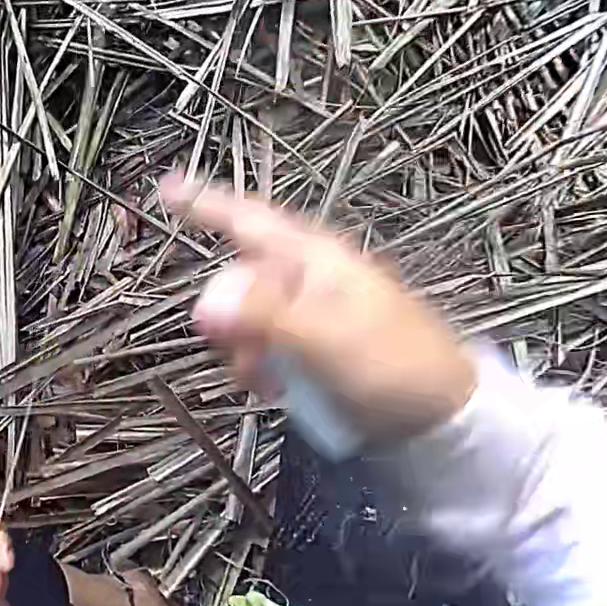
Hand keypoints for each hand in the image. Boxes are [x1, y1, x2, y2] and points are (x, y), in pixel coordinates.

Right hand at [162, 172, 477, 440]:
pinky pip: (263, 346)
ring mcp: (307, 313)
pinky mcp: (309, 344)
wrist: (440, 415)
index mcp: (314, 259)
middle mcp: (306, 278)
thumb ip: (264, 318)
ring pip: (247, 320)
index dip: (206, 204)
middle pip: (239, 282)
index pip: (249, 221)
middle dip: (230, 320)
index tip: (166, 189)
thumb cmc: (393, 366)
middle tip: (241, 354)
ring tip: (270, 381)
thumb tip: (203, 303)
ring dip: (245, 351)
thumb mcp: (326, 341)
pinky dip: (260, 366)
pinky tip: (277, 388)